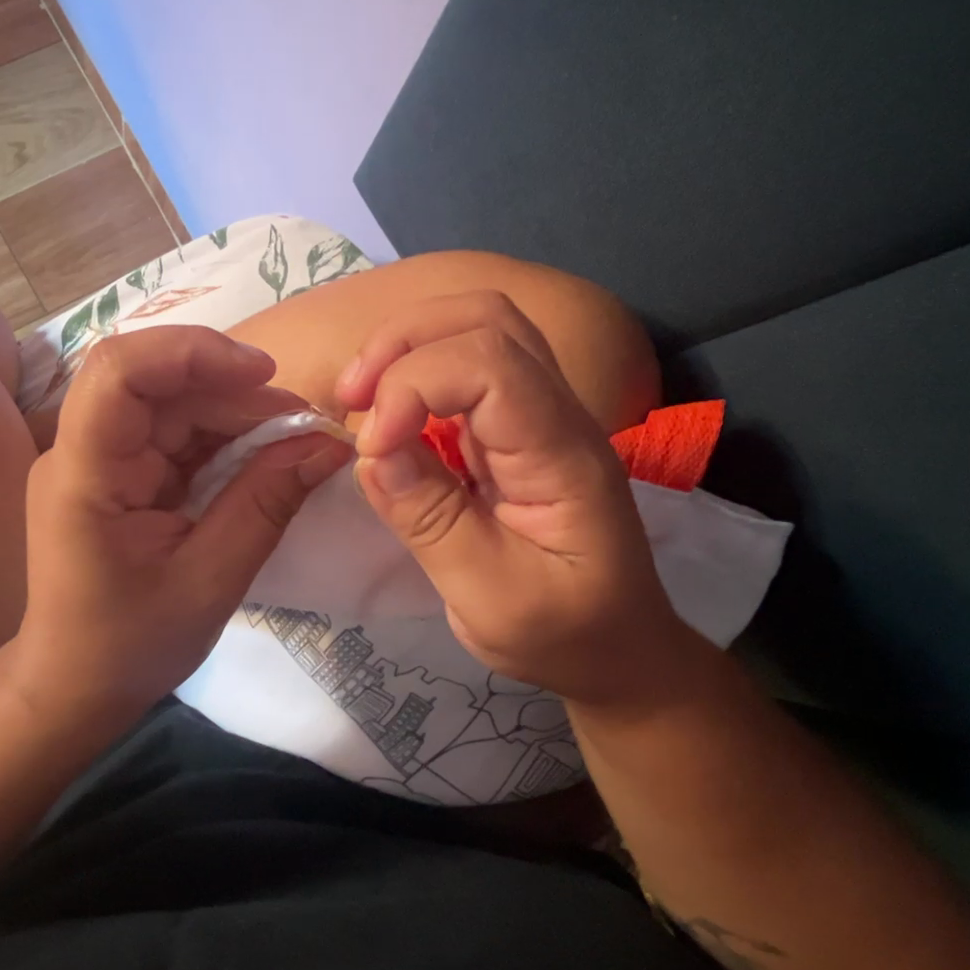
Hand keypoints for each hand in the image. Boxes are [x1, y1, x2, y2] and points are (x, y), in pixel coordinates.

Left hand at [19, 326, 353, 711]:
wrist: (75, 685)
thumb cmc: (131, 644)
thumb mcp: (210, 580)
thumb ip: (265, 505)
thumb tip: (327, 445)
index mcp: (84, 473)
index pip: (120, 372)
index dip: (192, 352)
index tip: (264, 374)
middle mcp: (82, 450)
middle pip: (159, 384)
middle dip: (236, 394)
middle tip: (307, 428)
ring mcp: (100, 459)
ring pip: (174, 404)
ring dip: (238, 416)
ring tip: (297, 444)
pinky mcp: (121, 473)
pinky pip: (177, 436)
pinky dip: (225, 442)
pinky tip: (264, 462)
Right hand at [335, 292, 690, 698]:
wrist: (617, 651)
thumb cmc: (562, 635)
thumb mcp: (490, 598)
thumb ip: (431, 522)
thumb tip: (371, 454)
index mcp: (561, 454)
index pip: (489, 363)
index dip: (413, 384)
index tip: (370, 448)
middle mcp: (556, 416)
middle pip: (487, 318)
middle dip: (404, 341)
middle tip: (352, 398)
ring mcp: (537, 419)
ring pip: (477, 332)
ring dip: (407, 351)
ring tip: (361, 402)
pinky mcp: (514, 433)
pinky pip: (466, 373)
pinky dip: (414, 378)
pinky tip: (386, 419)